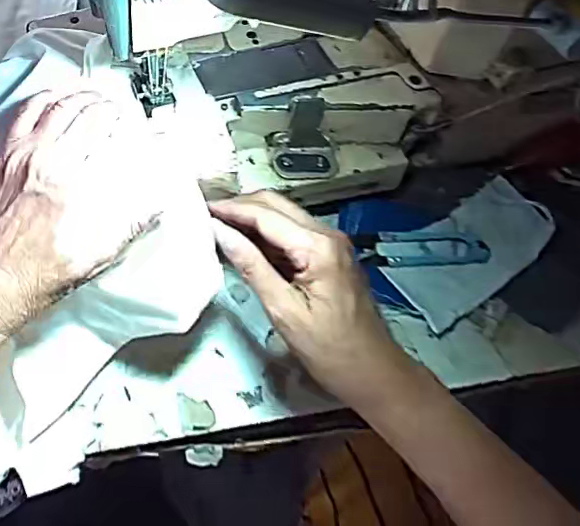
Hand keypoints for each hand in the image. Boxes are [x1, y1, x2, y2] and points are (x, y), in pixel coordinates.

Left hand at [0, 89, 161, 337]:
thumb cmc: (41, 273)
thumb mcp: (95, 256)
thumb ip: (129, 222)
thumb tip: (158, 197)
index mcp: (74, 187)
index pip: (110, 140)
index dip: (129, 129)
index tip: (141, 130)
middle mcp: (48, 160)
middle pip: (87, 115)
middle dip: (109, 107)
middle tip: (121, 111)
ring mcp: (23, 151)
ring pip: (59, 105)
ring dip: (83, 94)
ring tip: (99, 94)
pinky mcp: (6, 151)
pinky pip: (28, 110)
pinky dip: (48, 95)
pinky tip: (62, 93)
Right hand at [209, 190, 419, 410]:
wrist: (378, 376)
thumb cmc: (332, 352)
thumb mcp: (284, 311)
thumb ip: (251, 266)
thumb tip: (219, 232)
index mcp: (318, 247)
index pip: (264, 214)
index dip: (230, 209)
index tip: (200, 209)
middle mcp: (327, 234)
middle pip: (274, 204)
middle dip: (238, 206)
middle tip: (206, 215)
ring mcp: (330, 242)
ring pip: (282, 213)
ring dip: (250, 216)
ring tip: (219, 226)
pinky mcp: (329, 252)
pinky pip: (290, 229)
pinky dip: (264, 231)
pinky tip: (244, 242)